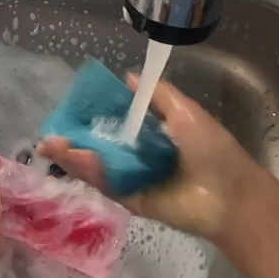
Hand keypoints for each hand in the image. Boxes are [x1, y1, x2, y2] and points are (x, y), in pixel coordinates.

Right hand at [37, 77, 278, 245]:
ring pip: (95, 166)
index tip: (70, 106)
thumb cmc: (212, 150)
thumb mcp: (185, 111)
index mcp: (151, 134)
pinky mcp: (130, 200)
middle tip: (49, 132)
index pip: (113, 123)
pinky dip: (89, 171)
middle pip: (98, 146)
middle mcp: (138, 156)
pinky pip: (106, 184)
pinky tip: (73, 156)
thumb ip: (157, 95)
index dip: (91, 115)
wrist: (229, 194)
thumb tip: (127, 76)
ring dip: (72, 156)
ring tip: (49, 144)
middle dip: (72, 139)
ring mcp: (132, 179)